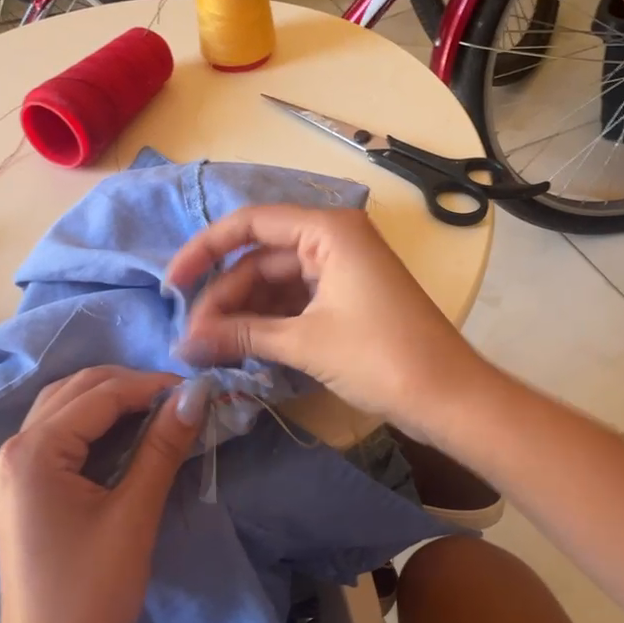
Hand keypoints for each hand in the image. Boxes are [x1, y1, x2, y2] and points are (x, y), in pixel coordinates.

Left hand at [0, 367, 197, 622]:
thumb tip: (196, 394)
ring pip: (64, 409)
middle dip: (129, 386)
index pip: (99, 394)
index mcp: (32, 451)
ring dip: (109, 401)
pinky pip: (57, 435)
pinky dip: (93, 426)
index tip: (197, 389)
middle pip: (76, 391)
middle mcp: (12, 448)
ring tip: (159, 412)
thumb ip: (162, 447)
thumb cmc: (92, 594)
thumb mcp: (133, 515)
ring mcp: (11, 470)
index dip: (150, 386)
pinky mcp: (20, 490)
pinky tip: (125, 437)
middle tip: (180, 400)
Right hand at [165, 206, 492, 441]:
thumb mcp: (305, 342)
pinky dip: (268, 322)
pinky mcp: (345, 298)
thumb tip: (184, 344)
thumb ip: (242, 335)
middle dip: (224, 296)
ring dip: (243, 313)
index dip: (205, 250)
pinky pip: (294, 301)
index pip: (250, 224)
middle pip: (260, 258)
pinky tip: (241, 347)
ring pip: (274, 283)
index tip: (173, 284)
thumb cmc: (381, 357)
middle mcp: (332, 239)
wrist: (450, 398)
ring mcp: (340, 269)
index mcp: (327, 229)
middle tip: (192, 337)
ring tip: (210, 348)